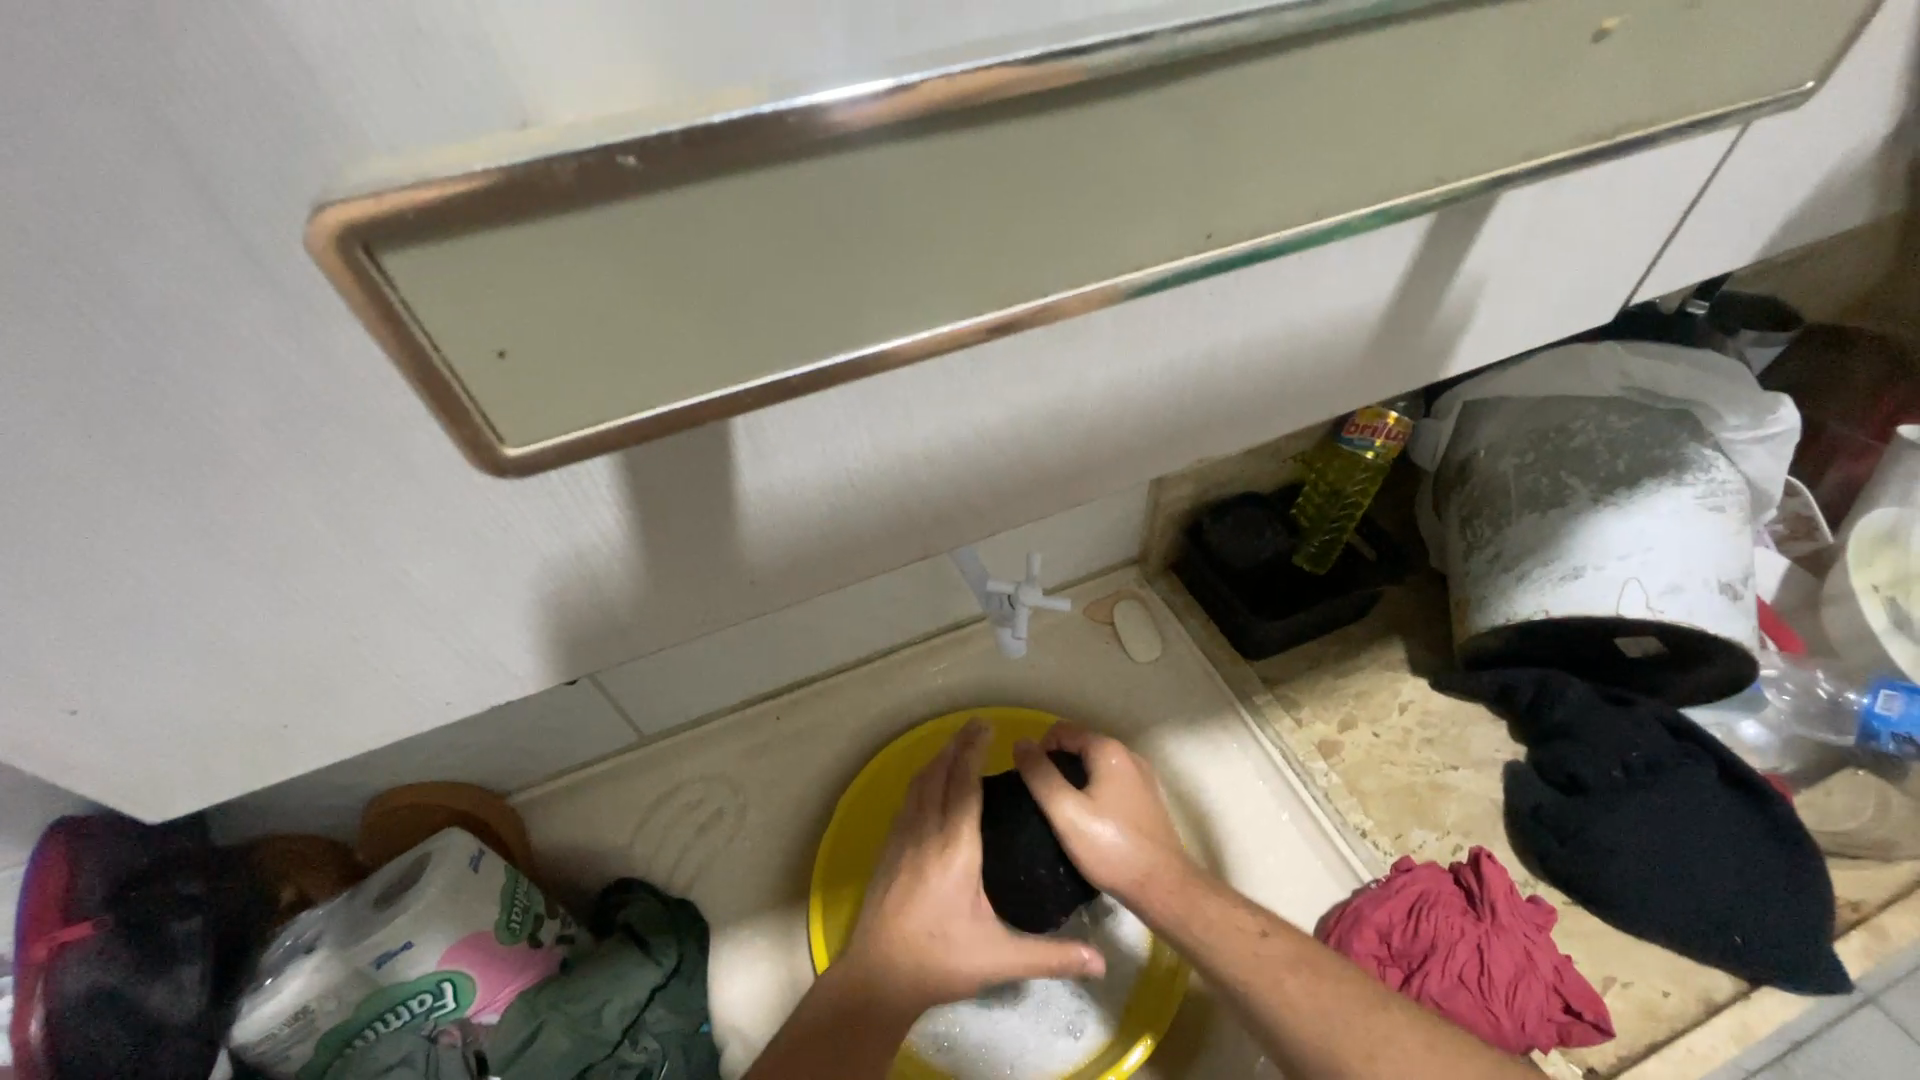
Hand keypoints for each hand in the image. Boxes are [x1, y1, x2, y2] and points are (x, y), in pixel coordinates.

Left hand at [841, 720, 1105, 1014]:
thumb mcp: (1000, 959)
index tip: (986, 726)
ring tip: (955, 748)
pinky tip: (928, 787)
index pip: (964, 784)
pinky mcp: (888, 851)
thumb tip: (1100, 961)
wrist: (878, 978)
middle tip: (976, 725)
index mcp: (956, 848)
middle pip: (939, 774)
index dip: (973, 750)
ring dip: (937, 760)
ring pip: (918, 785)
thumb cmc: (941, 961)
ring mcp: (902, 840)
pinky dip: (922, 782)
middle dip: (957, 745)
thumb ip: (1051, 956)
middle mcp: (926, 833)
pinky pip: (907, 801)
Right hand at [1014, 722, 1193, 905]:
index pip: (1061, 731)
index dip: (1040, 752)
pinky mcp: (1148, 799)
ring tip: (1065, 815)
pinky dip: (1095, 793)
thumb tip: (1020, 743)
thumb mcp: (1065, 811)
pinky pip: (1112, 784)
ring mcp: (1143, 777)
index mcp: (1109, 750)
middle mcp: (1129, 755)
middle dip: (1057, 767)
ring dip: (1075, 782)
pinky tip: (1091, 823)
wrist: (1163, 886)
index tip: (1032, 785)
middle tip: (1045, 802)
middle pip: (1080, 746)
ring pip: (1096, 767)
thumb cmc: (1110, 848)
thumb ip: (1040, 775)